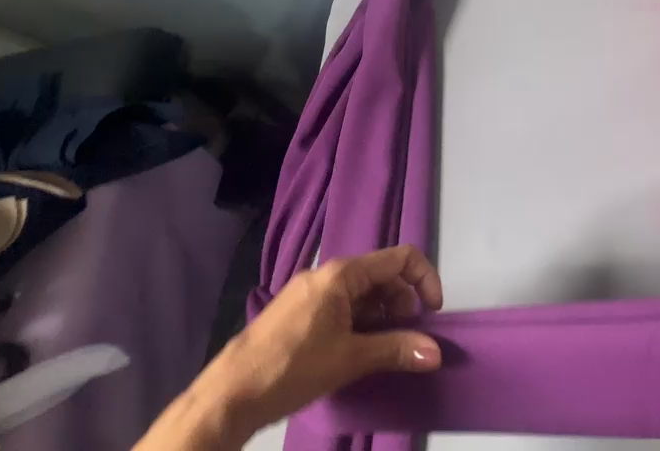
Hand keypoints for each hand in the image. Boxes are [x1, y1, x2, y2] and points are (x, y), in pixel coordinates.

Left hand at [136, 246, 444, 449]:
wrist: (222, 402)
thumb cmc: (290, 369)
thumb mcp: (350, 359)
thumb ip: (397, 349)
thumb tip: (436, 352)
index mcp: (341, 273)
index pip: (401, 258)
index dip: (425, 279)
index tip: (431, 313)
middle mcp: (325, 274)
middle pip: (382, 275)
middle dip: (402, 303)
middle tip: (404, 338)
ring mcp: (306, 293)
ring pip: (360, 293)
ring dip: (380, 316)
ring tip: (379, 348)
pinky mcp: (293, 314)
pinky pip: (339, 306)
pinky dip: (357, 323)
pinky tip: (352, 352)